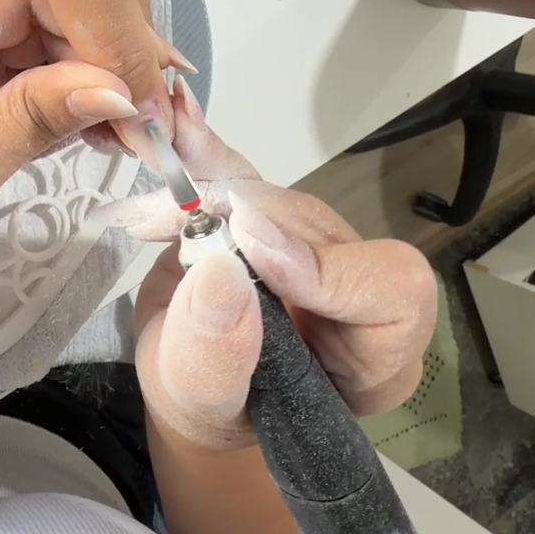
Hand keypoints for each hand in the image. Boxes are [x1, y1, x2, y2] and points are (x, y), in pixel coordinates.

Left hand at [0, 0, 140, 306]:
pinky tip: (107, 133)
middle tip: (159, 98)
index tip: (143, 57)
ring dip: (89, 89)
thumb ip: (37, 114)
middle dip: (96, 57)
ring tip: (144, 121)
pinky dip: (67, 113)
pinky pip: (29, 98)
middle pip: (36, 26)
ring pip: (39, 63)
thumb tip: (119, 84)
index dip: (83, 16)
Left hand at [0, 0, 175, 144]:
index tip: (106, 162)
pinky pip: (42, 0)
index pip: (129, 68)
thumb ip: (111, 37)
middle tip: (69, 149)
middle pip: (105, 51)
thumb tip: (150, 111)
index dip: (118, 114)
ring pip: (72, 27)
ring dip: (62, 68)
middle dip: (94, 97)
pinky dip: (34, 31)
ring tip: (42, 116)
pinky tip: (16, 49)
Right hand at [100, 79, 438, 450]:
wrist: (187, 377)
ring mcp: (309, 241)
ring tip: (144, 211)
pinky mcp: (266, 210)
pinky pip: (239, 167)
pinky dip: (200, 149)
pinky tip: (172, 130)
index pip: (390, 288)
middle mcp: (351, 286)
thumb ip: (214, 356)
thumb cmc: (205, 404)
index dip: (327, 266)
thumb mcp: (199, 401)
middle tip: (156, 225)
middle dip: (232, 219)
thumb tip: (224, 274)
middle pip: (314, 227)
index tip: (250, 254)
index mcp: (370, 351)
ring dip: (201, 189)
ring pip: (271, 194)